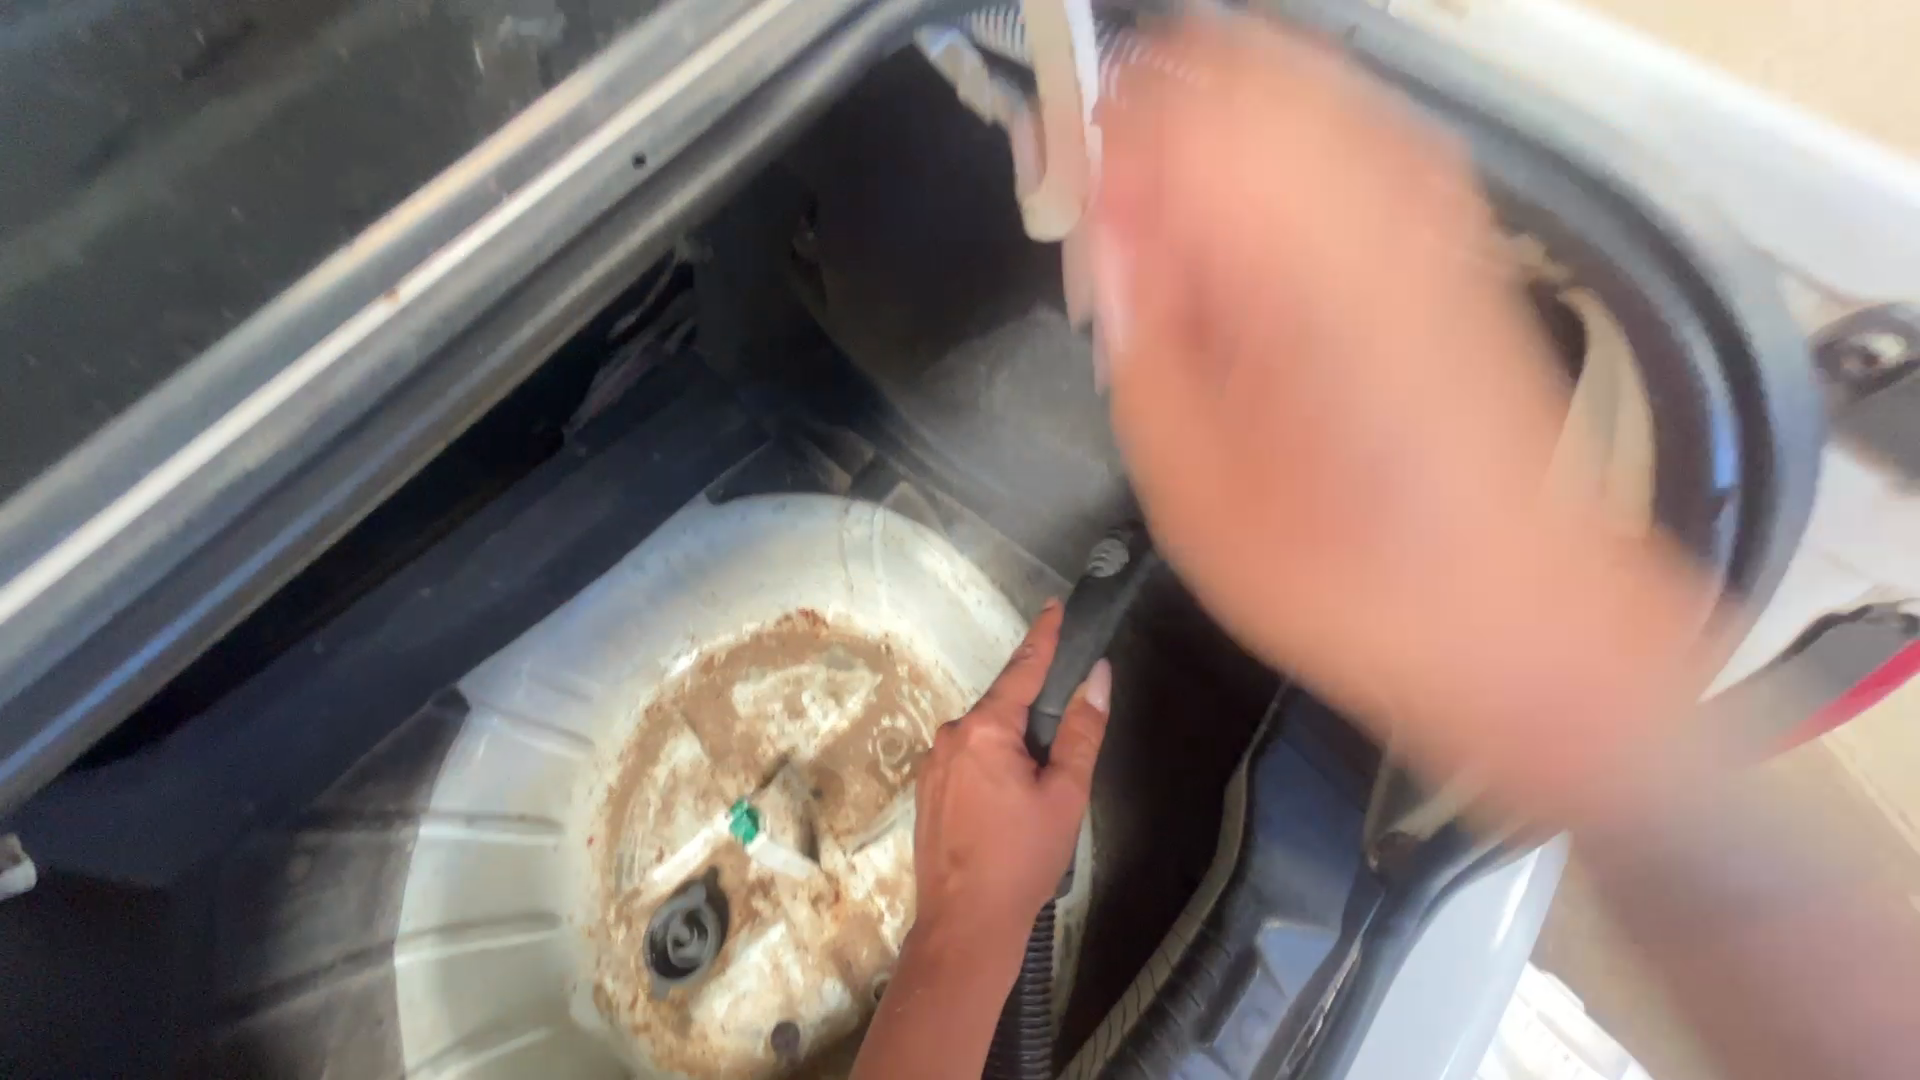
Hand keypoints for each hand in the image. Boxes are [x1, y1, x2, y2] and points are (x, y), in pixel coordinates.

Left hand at [913, 602, 1111, 939]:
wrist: (965, 925)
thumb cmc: (1022, 858)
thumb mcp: (1065, 794)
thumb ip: (1081, 731)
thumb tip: (1098, 676)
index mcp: (985, 729)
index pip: (1022, 669)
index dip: (1043, 637)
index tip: (1054, 606)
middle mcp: (951, 733)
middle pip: (1002, 705)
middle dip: (1032, 710)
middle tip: (1062, 740)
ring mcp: (933, 761)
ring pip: (983, 734)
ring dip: (1011, 743)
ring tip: (1034, 788)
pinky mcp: (926, 787)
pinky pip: (966, 757)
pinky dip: (990, 762)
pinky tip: (1004, 801)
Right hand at [1091, 20, 1717, 825]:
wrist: (1507, 614)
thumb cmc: (1329, 573)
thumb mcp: (1185, 473)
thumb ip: (1139, 328)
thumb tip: (1110, 229)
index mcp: (1289, 261)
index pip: (1167, 111)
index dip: (1095, 137)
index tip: (1057, 197)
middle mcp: (1371, 198)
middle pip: (1233, 66)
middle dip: (1151, 129)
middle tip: (1113, 224)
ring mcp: (1424, 206)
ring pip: (1290, 87)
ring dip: (1207, 148)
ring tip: (1172, 248)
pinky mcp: (1447, 237)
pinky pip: (1339, 145)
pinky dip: (1268, 171)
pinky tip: (1242, 256)